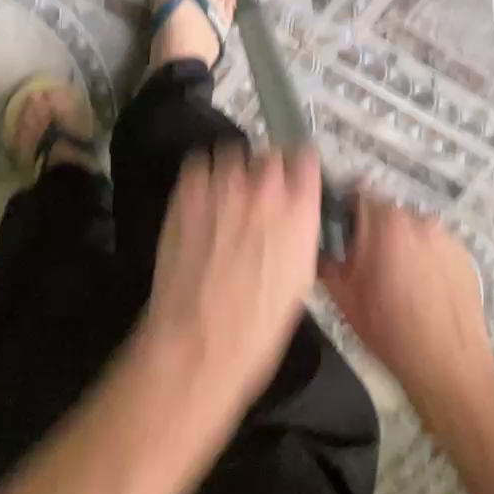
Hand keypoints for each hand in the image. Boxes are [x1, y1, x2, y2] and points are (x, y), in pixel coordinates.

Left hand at [142, 148, 323, 401]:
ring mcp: (223, 184)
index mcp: (300, 210)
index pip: (306, 159)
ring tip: (226, 196)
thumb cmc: (257, 326)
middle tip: (257, 194)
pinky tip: (201, 199)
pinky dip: (202, 176)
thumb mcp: (298, 279)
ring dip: (233, 170)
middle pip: (269, 154)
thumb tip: (294, 215)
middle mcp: (265, 188)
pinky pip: (198, 164)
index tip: (294, 175)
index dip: (299, 167)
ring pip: (233, 153)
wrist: (198, 340)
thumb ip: (299, 231)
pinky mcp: (187, 190)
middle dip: (266, 170)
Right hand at [319, 192, 490, 400]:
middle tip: (369, 262)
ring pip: (413, 228)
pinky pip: (436, 245)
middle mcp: (418, 219)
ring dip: (402, 242)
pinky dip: (427, 257)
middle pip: (387, 211)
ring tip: (400, 278)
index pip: (359, 195)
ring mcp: (446, 236)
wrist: (448, 365)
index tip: (343, 234)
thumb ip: (326, 261)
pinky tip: (424, 288)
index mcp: (385, 222)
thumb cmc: (388, 329)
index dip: (347, 212)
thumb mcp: (343, 297)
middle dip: (376, 229)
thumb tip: (317, 245)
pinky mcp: (465, 255)